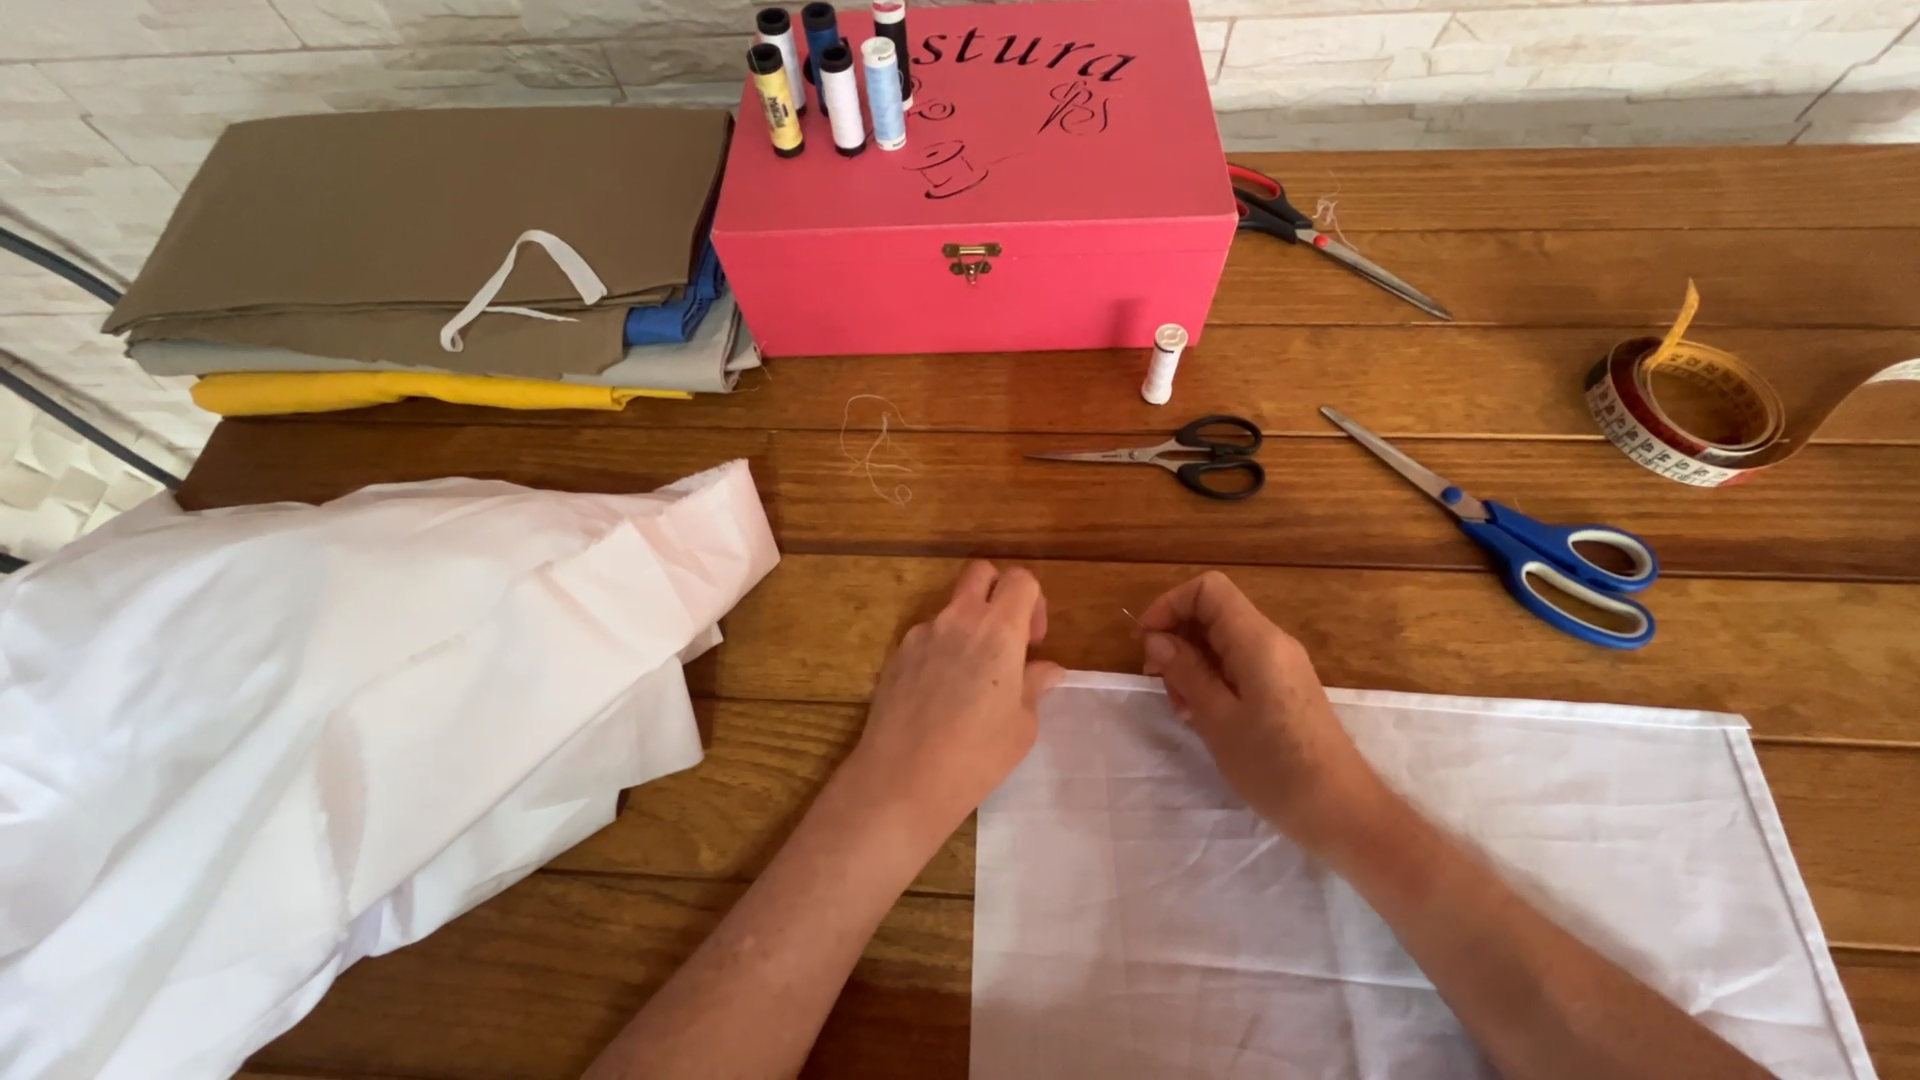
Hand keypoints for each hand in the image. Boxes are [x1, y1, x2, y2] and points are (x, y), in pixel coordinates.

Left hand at [844, 561, 1063, 841]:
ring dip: (968, 626)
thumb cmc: (977, 755)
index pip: (1021, 579)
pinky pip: (927, 637)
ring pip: (951, 608)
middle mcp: (957, 619)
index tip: (1033, 641)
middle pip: (981, 573)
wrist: (903, 779)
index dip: (1033, 602)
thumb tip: (1045, 669)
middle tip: (1006, 639)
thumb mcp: (1023, 725)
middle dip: (999, 593)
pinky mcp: (896, 655)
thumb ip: (1035, 685)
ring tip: (972, 679)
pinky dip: (942, 650)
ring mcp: (921, 634)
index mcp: (997, 629)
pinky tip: (942, 695)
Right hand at [1137, 571, 1383, 849]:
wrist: (1341, 812)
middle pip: (1213, 613)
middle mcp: (1272, 642)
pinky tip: (1202, 715)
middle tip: (1158, 682)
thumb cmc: (1275, 766)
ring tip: (1181, 707)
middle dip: (1176, 638)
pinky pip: (1238, 665)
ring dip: (1191, 663)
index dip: (1169, 604)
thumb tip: (1156, 639)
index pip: (1208, 589)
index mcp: (1257, 641)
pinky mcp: (1283, 688)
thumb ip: (1185, 672)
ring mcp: (1280, 665)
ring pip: (1222, 641)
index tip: (1145, 641)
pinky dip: (1211, 679)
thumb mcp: (1218, 719)